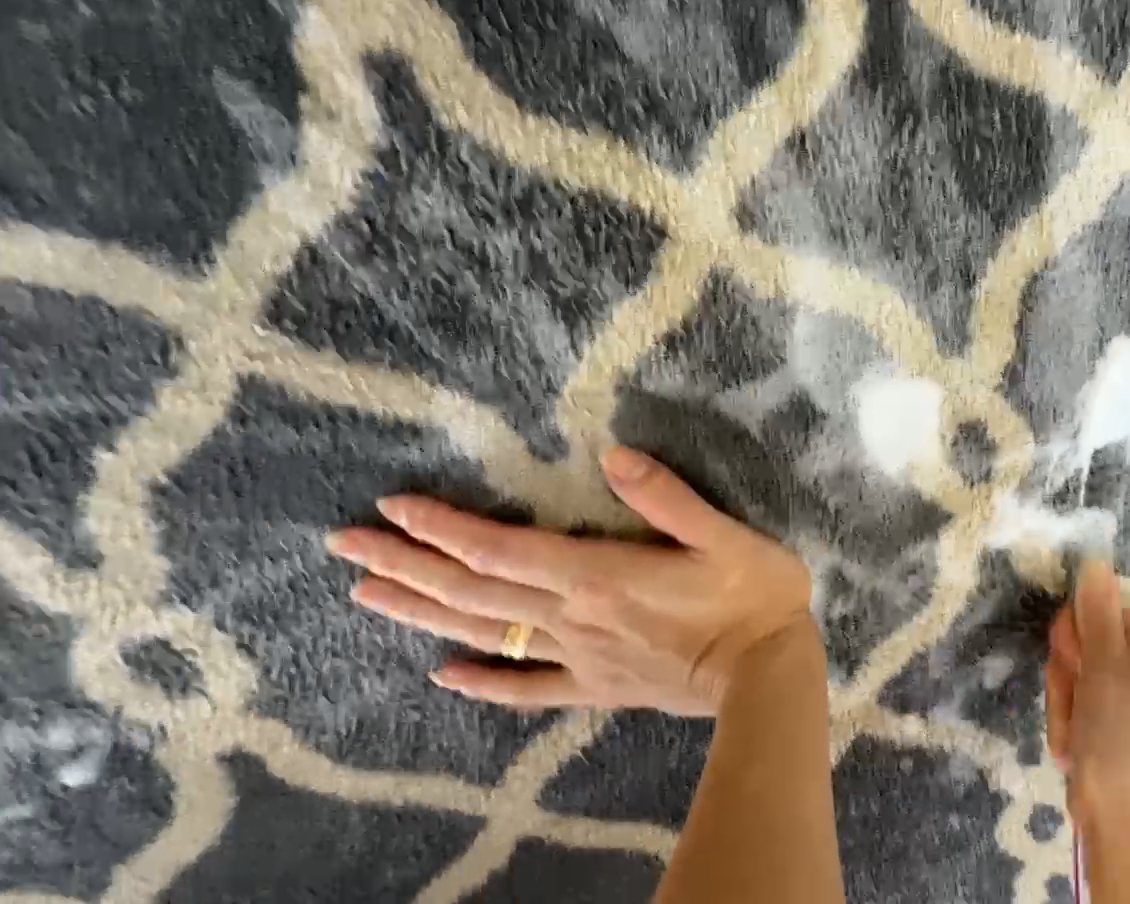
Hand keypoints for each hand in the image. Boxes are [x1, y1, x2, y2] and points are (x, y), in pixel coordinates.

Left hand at [327, 446, 814, 714]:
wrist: (769, 674)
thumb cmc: (753, 595)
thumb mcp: (724, 535)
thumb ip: (667, 497)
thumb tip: (613, 454)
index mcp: (601, 576)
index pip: (504, 550)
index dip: (447, 528)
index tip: (395, 507)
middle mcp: (575, 618)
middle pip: (477, 591)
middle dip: (408, 565)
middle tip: (346, 546)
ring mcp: (581, 658)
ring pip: (487, 634)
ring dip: (425, 613)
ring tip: (366, 596)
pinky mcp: (597, 687)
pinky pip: (528, 688)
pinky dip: (483, 682)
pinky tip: (444, 675)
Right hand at [1046, 561, 1129, 897]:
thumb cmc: (1124, 735)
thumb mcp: (1107, 662)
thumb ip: (1096, 608)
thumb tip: (1095, 555)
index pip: (1095, 605)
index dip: (1074, 632)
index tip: (1072, 656)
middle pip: (1078, 642)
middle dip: (1066, 674)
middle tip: (1078, 702)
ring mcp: (1123, 699)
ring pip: (1069, 678)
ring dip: (1063, 706)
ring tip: (1078, 736)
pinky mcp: (1106, 729)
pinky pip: (1071, 710)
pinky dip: (1067, 729)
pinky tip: (1077, 754)